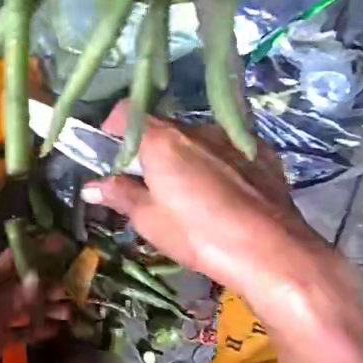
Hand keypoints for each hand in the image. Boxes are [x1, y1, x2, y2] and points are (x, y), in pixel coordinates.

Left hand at [0, 250, 69, 362]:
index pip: (17, 257)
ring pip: (31, 308)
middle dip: (52, 282)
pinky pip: (26, 331)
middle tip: (76, 287)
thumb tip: (42, 279)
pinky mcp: (2, 340)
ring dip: (50, 307)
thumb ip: (15, 297)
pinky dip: (41, 329)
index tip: (63, 244)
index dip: (37, 249)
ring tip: (71, 312)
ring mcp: (1, 318)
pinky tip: (58, 329)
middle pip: (30, 284)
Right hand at [82, 110, 357, 322]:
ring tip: (187, 196)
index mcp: (163, 141)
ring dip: (184, 159)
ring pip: (196, 141)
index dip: (113, 129)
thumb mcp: (149, 220)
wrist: (270, 251)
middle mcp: (197, 129)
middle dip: (149, 151)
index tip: (109, 155)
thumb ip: (119, 195)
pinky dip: (216, 166)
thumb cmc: (198, 235)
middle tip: (145, 185)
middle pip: (163, 129)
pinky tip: (221, 197)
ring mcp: (232, 139)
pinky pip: (227, 152)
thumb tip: (92, 186)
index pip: (128, 112)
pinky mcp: (260, 154)